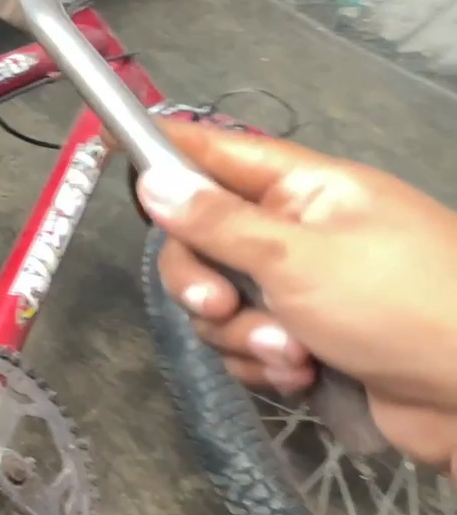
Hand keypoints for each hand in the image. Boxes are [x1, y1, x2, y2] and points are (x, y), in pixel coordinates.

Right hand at [138, 120, 456, 466]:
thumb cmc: (405, 308)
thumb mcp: (300, 258)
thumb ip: (215, 221)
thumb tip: (152, 180)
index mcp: (310, 194)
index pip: (220, 154)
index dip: (166, 148)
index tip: (109, 140)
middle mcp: (297, 234)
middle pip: (196, 240)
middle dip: (198, 280)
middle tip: (216, 304)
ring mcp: (298, 288)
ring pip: (212, 298)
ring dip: (237, 331)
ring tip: (289, 354)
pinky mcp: (299, 337)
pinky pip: (237, 339)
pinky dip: (258, 361)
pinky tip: (300, 374)